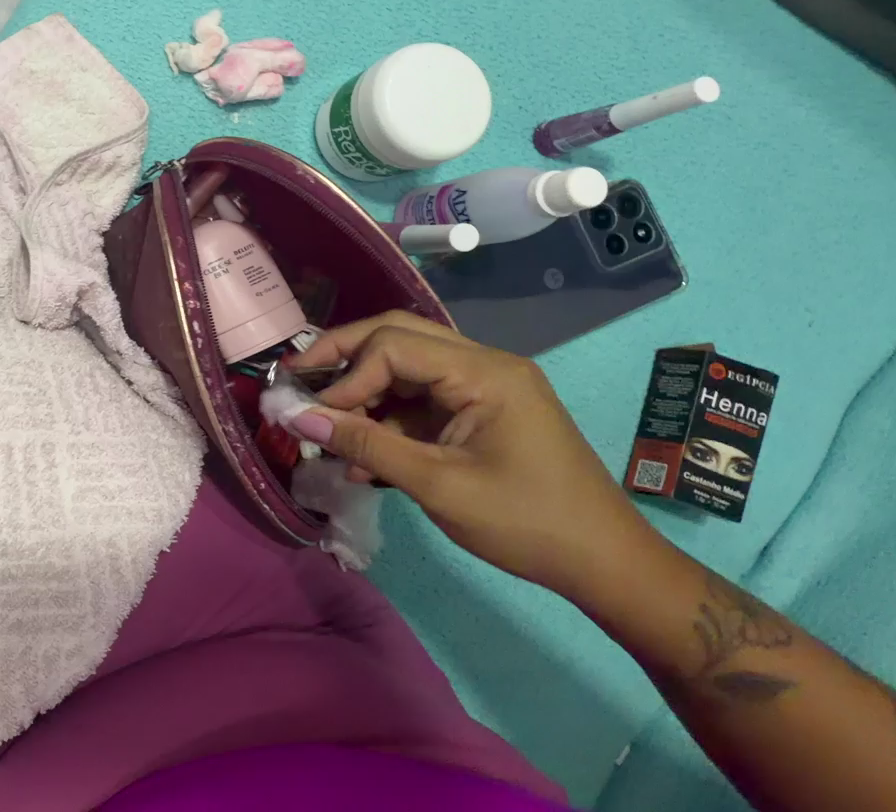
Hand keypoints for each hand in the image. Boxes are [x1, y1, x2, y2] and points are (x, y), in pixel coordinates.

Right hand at [287, 311, 657, 596]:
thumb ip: (365, 444)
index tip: (313, 413)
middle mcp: (485, 365)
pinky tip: (361, 454)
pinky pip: (419, 398)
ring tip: (325, 426)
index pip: (393, 346)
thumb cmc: (526, 523)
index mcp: (485, 373)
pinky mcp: (480, 411)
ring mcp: (485, 387)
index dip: (345, 374)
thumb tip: (296, 418)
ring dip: (362, 392)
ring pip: (404, 366)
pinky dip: (385, 418)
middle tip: (298, 380)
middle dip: (343, 357)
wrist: (606, 565)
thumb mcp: (436, 485)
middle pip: (396, 336)